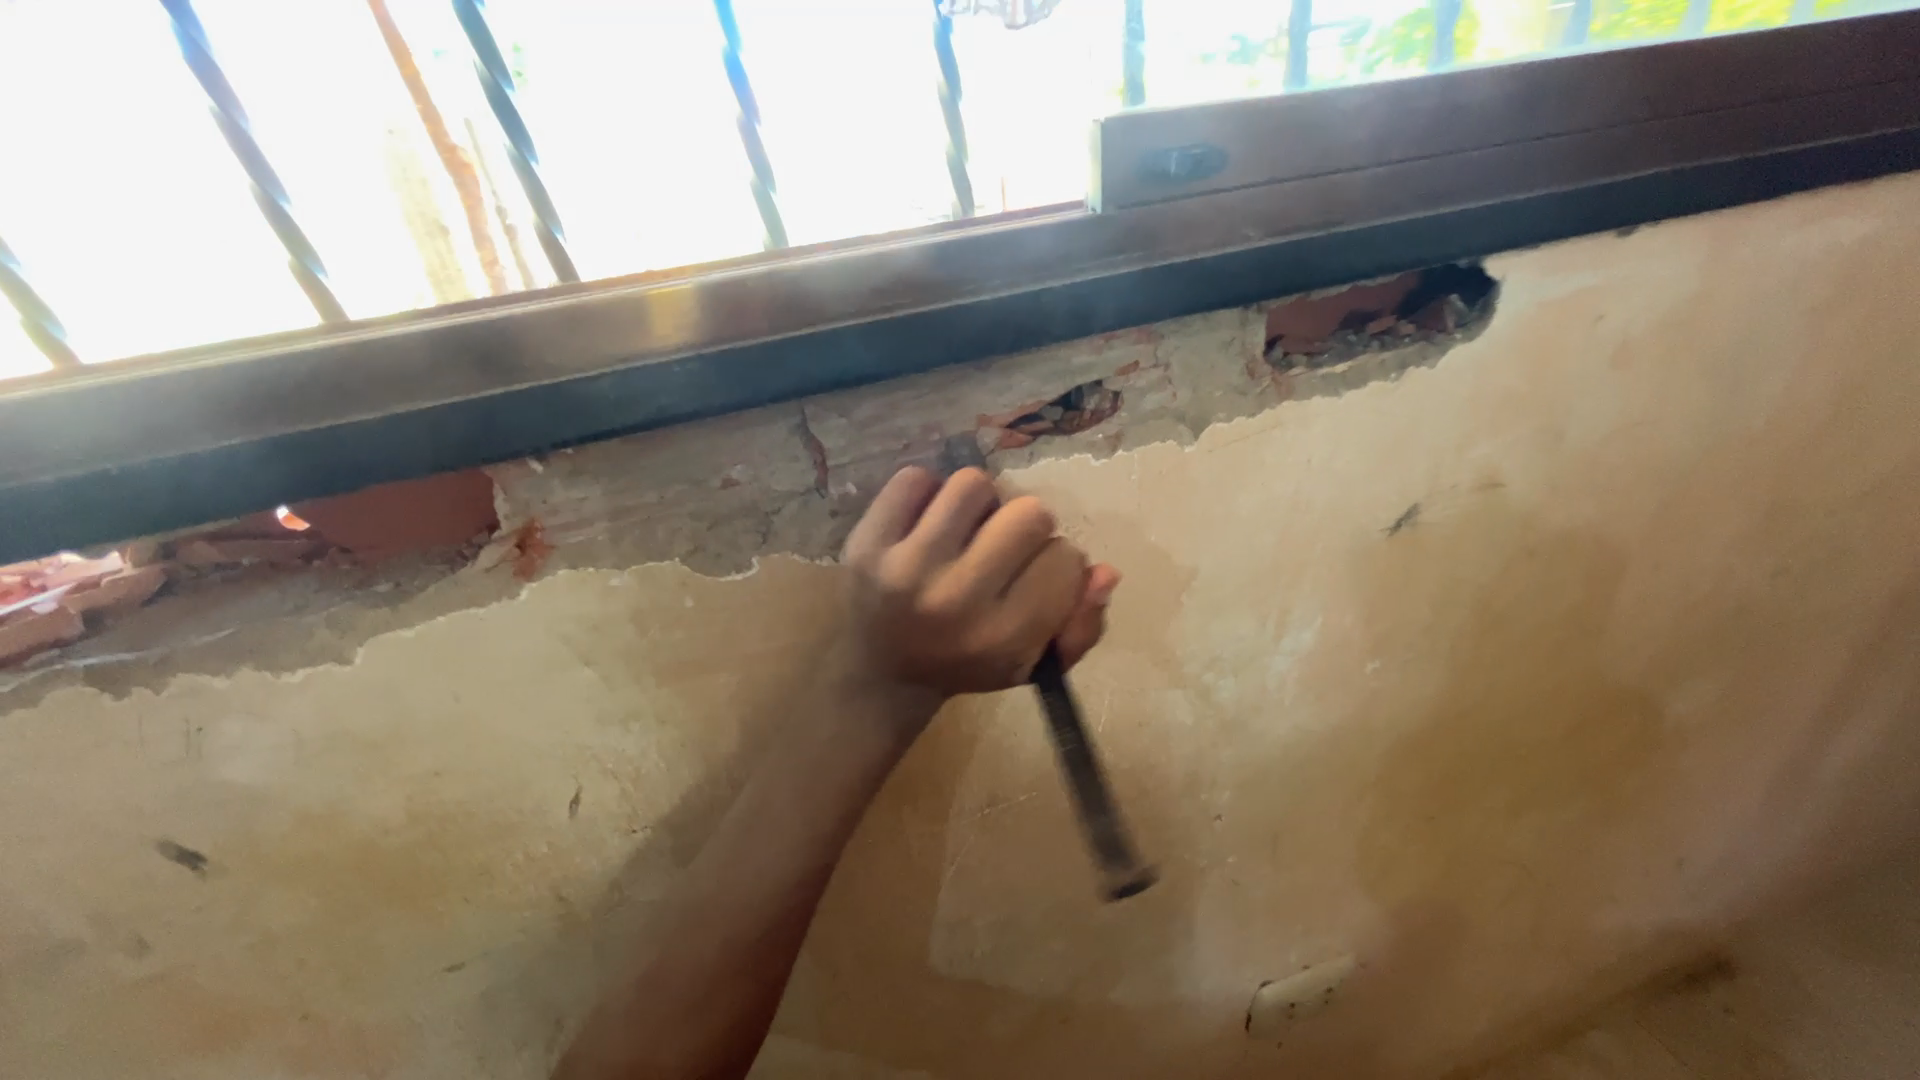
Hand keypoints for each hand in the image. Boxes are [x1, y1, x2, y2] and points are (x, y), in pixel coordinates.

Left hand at [842, 466, 1118, 697]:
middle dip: (1026, 528)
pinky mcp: (866, 542)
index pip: (1065, 560)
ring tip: (966, 532)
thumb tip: (1106, 572)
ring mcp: (905, 566)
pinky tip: (926, 524)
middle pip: (1029, 513)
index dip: (1059, 564)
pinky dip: (927, 494)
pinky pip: (915, 479)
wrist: (879, 674)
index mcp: (1002, 637)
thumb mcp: (1033, 664)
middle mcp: (956, 599)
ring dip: (980, 504)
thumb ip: (1081, 626)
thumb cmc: (966, 664)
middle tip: (1003, 550)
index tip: (1036, 578)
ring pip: (974, 484)